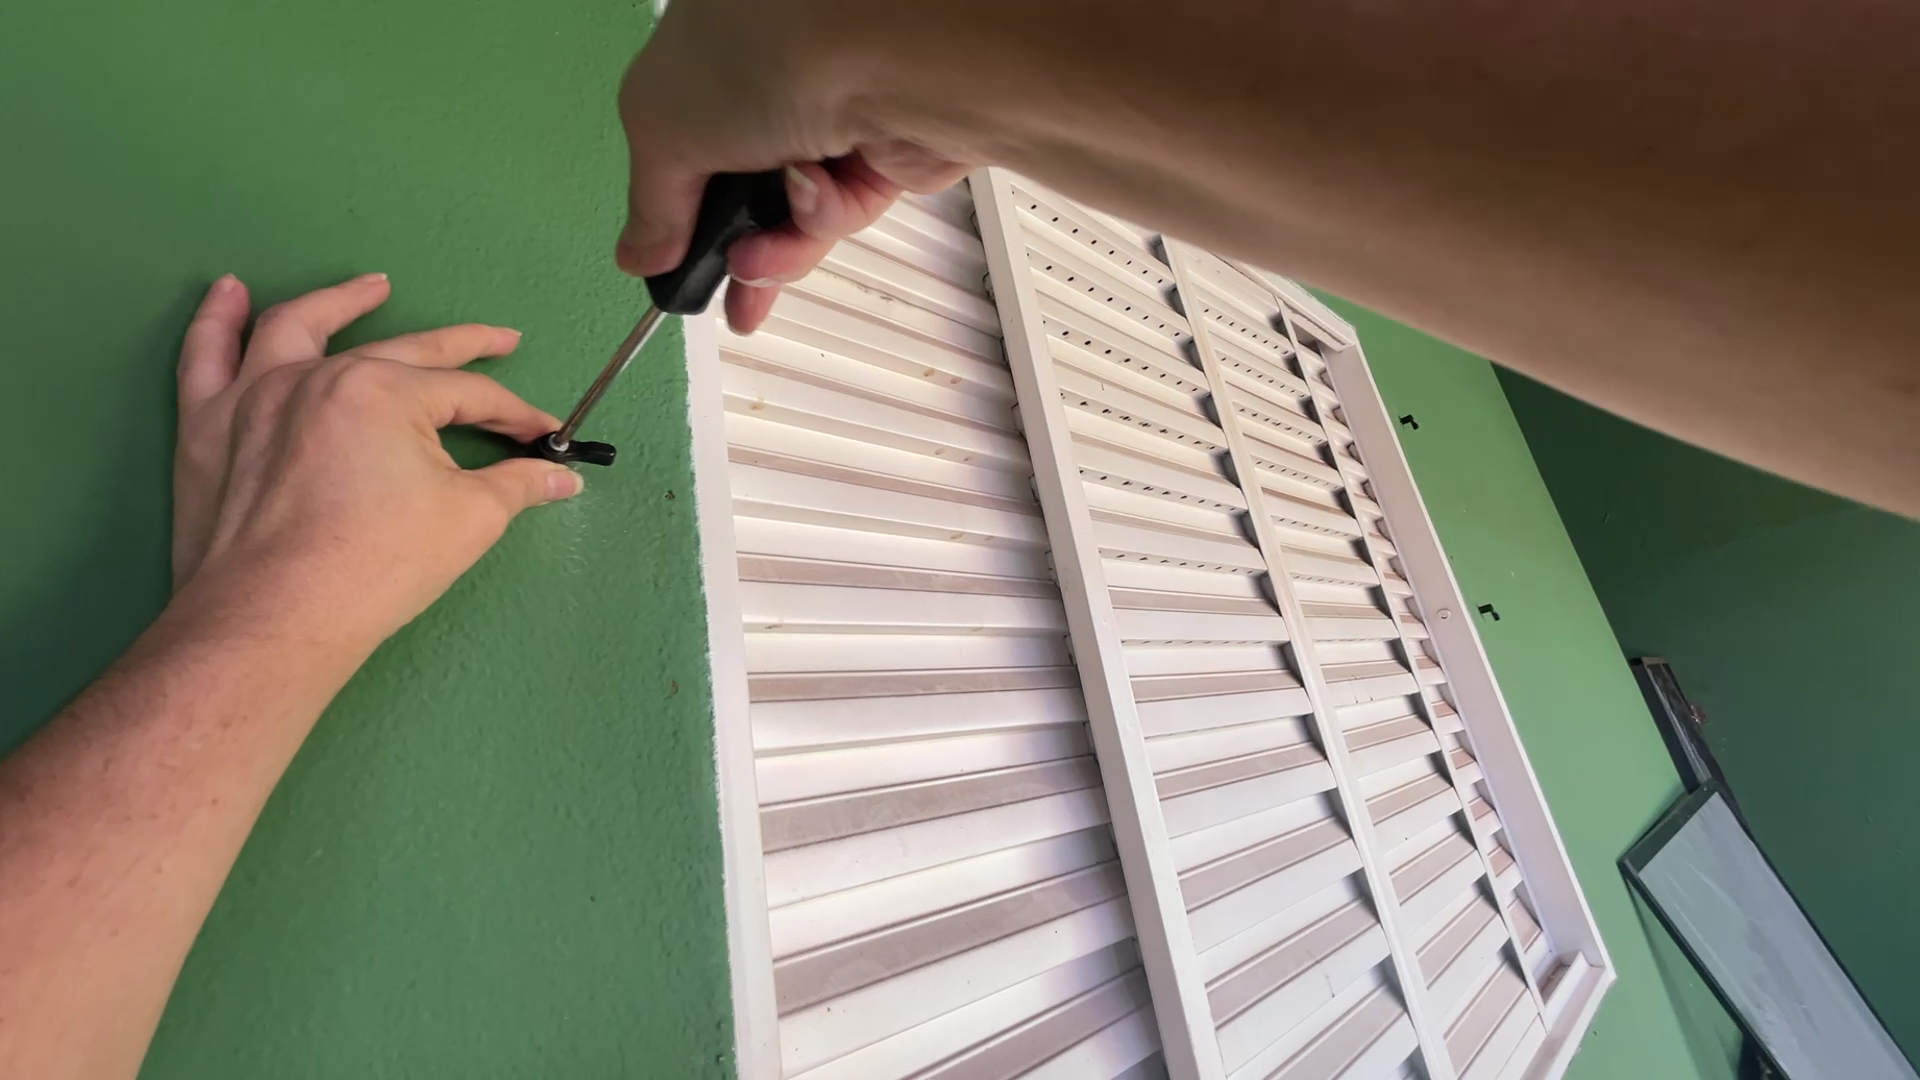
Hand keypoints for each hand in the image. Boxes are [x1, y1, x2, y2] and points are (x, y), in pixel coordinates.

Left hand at [171, 272, 581, 654]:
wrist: (275, 618)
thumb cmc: (383, 561)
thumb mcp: (474, 517)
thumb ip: (521, 484)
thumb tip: (564, 479)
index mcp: (387, 392)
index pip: (472, 394)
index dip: (518, 415)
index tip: (546, 438)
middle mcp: (321, 376)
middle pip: (408, 351)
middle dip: (468, 346)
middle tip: (504, 338)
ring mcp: (256, 395)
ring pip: (300, 328)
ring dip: (342, 300)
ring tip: (373, 285)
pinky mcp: (209, 426)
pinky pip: (207, 356)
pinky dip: (218, 319)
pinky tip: (232, 292)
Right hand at [615, 0, 969, 332]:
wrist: (881, 57)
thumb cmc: (757, 66)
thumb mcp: (665, 129)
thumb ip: (651, 204)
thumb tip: (637, 259)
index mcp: (709, 57)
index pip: (690, 150)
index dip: (683, 214)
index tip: (675, 270)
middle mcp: (772, 86)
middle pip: (749, 196)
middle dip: (739, 255)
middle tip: (734, 304)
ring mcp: (831, 123)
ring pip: (797, 216)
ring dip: (778, 247)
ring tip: (757, 262)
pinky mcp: (880, 160)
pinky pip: (840, 211)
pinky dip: (823, 216)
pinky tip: (814, 199)